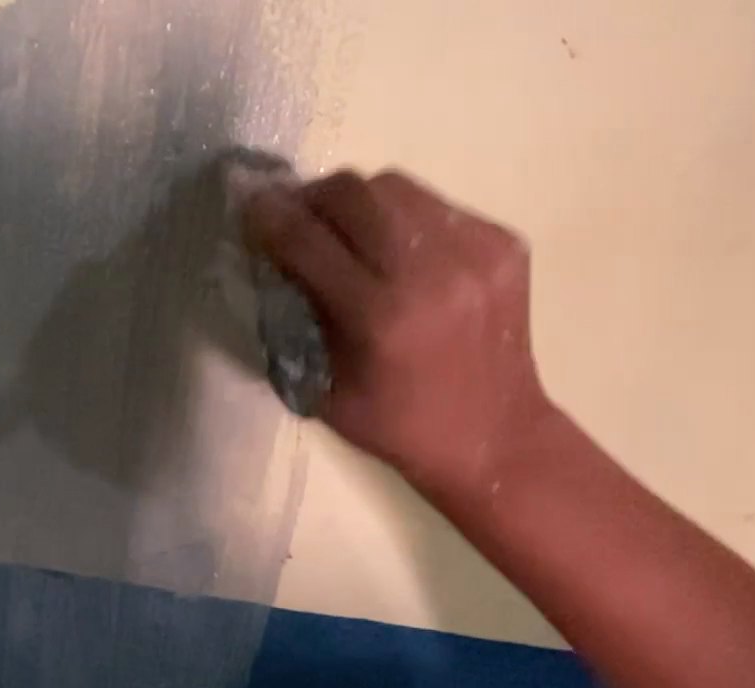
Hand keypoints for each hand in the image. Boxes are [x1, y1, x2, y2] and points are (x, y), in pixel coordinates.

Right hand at [245, 169, 556, 501]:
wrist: (492, 434)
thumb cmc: (394, 426)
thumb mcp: (324, 389)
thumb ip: (298, 322)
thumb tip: (274, 260)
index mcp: (380, 319)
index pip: (310, 243)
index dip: (271, 218)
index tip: (250, 207)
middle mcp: (431, 272)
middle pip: (354, 194)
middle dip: (313, 200)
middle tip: (297, 218)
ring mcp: (475, 250)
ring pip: (394, 187)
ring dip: (357, 204)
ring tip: (345, 232)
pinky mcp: (503, 242)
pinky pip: (434, 204)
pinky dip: (401, 219)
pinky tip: (395, 253)